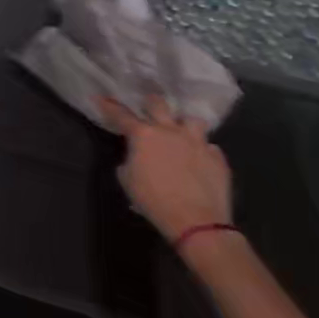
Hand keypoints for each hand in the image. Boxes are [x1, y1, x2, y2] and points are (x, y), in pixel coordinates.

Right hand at [99, 95, 231, 244]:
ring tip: (181, 133)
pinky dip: (202, 150)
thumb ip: (130, 159)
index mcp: (143, 135)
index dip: (108, 105)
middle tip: (148, 106)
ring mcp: (197, 142)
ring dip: (184, 125)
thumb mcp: (127, 178)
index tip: (100, 97)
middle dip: (150, 103)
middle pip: (159, 104)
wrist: (195, 220)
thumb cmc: (152, 199)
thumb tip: (137, 156)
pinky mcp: (218, 158)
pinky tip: (198, 159)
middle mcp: (170, 131)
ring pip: (192, 121)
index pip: (121, 115)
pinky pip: (209, 146)